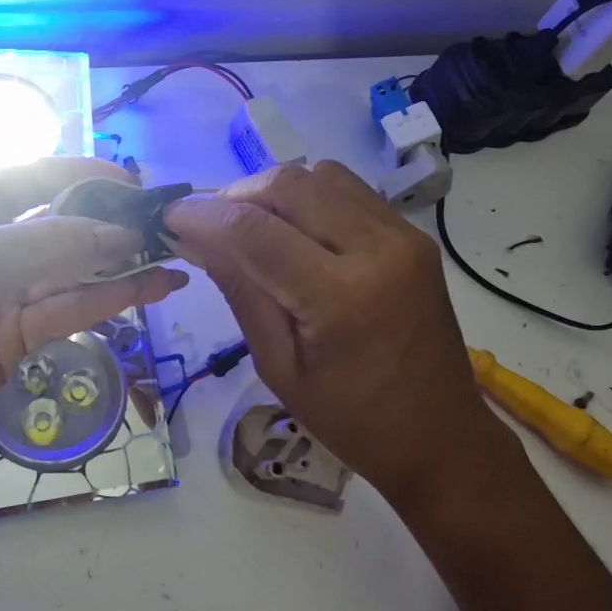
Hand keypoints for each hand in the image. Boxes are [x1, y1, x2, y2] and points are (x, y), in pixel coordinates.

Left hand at [0, 158, 187, 462]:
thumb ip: (49, 246)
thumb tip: (121, 234)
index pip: (36, 177)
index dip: (85, 175)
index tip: (135, 184)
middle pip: (62, 224)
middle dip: (111, 223)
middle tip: (165, 225)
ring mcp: (6, 292)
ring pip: (75, 269)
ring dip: (122, 264)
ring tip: (174, 259)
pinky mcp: (19, 335)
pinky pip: (72, 309)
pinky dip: (111, 299)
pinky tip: (152, 290)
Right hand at [165, 161, 518, 497]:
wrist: (440, 435)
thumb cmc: (351, 420)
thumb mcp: (280, 367)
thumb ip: (240, 292)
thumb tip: (195, 239)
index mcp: (339, 298)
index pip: (254, 231)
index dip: (203, 216)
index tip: (171, 219)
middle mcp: (377, 250)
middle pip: (289, 185)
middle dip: (236, 194)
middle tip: (207, 224)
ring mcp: (402, 236)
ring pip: (321, 175)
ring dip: (274, 190)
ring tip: (249, 225)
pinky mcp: (413, 235)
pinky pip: (350, 190)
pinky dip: (310, 196)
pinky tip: (293, 229)